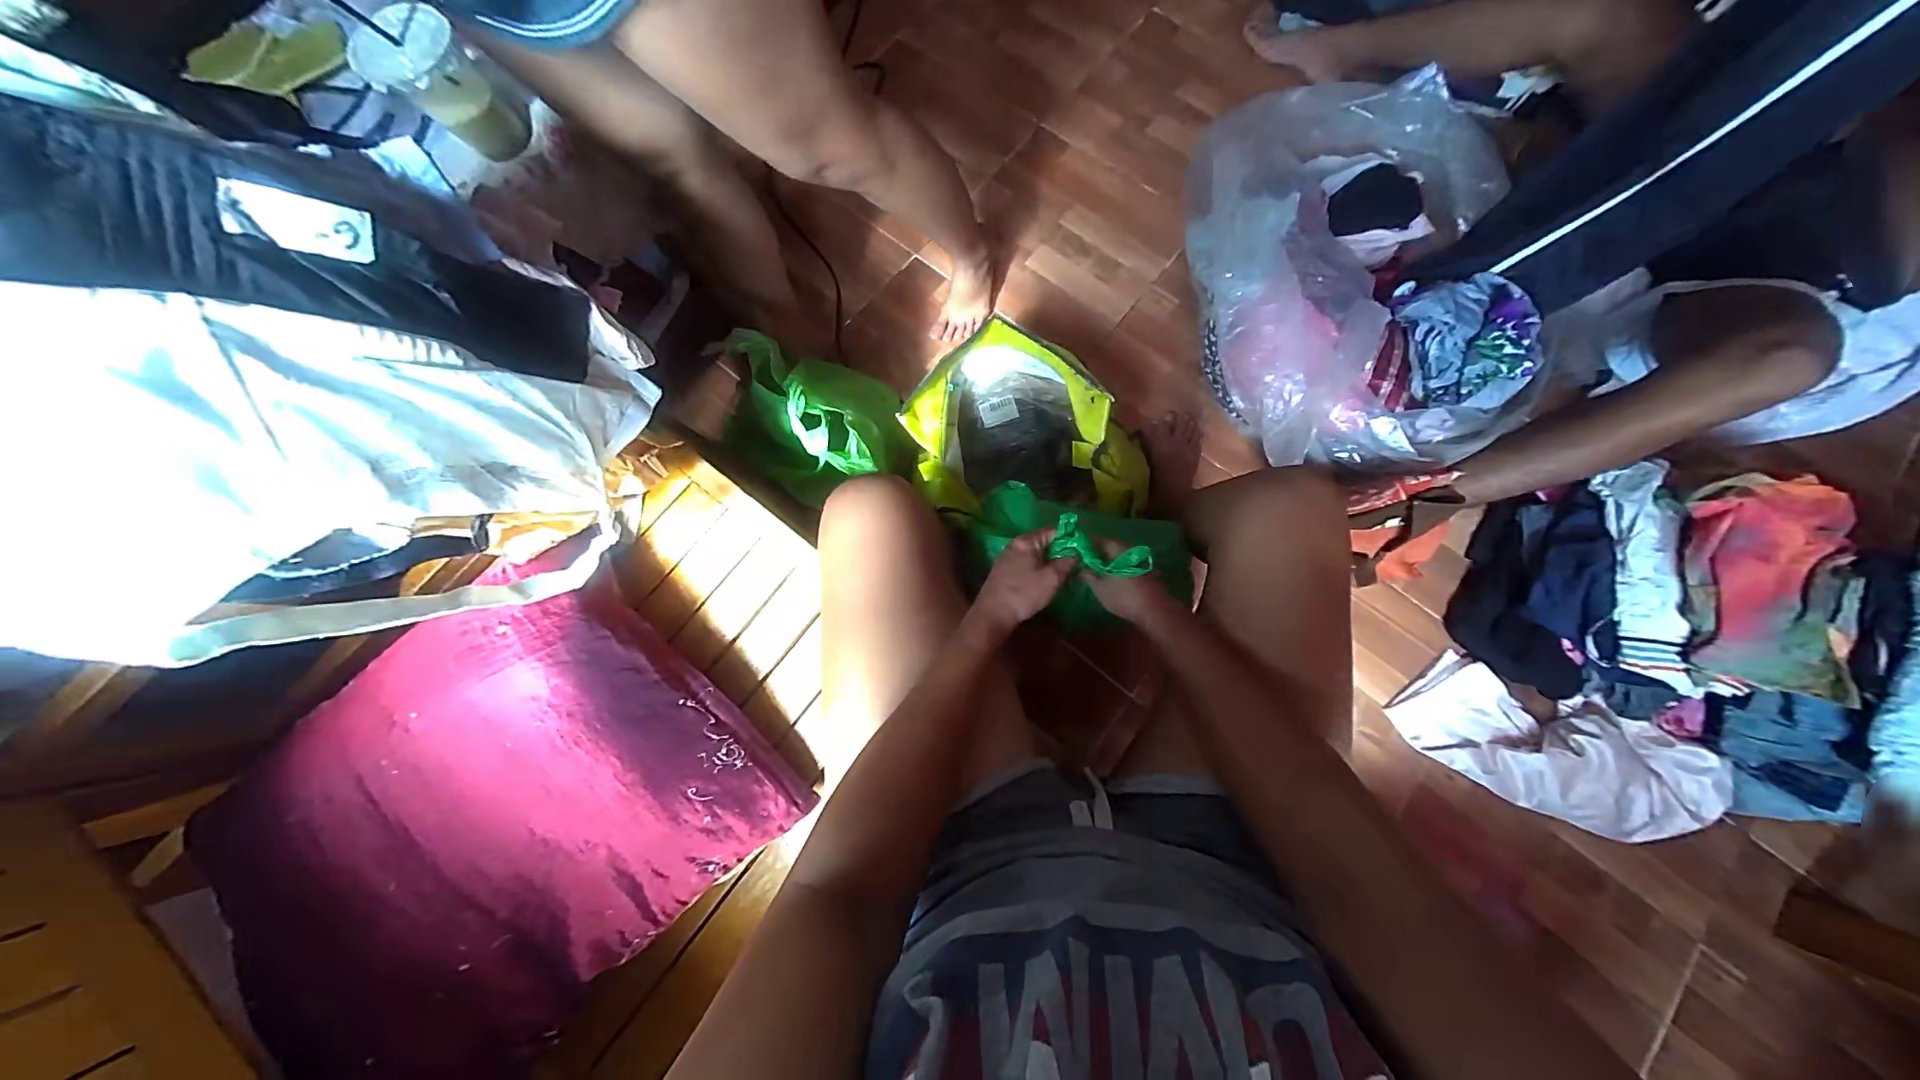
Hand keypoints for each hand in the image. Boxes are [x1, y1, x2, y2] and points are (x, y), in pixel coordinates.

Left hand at [971, 529, 1076, 636]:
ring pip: (1033, 553)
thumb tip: (1075, 554)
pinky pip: (1025, 563)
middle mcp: (1013, 545)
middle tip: (1075, 561)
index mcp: (1025, 542)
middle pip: (1042, 542)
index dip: (1068, 538)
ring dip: (1048, 560)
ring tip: (1062, 571)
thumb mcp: (1051, 579)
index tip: (1081, 548)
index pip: (1052, 531)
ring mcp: (1006, 557)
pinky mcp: (1002, 571)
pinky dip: (1036, 566)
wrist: (993, 614)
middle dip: (1059, 550)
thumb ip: (1065, 564)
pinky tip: (1044, 578)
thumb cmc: (1023, 593)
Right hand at [1081, 539, 1176, 625]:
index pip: (1099, 540)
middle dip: (1098, 552)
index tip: (1078, 549)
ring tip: (1097, 569)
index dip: (1088, 544)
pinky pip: (1127, 564)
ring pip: (1120, 556)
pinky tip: (1112, 577)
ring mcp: (1140, 561)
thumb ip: (1089, 576)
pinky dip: (1118, 567)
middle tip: (1085, 560)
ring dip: (1109, 560)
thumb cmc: (1123, 596)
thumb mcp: (1100, 588)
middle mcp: (1130, 551)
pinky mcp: (1146, 572)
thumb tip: (1081, 568)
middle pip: (1111, 547)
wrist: (1154, 610)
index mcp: (1118, 549)